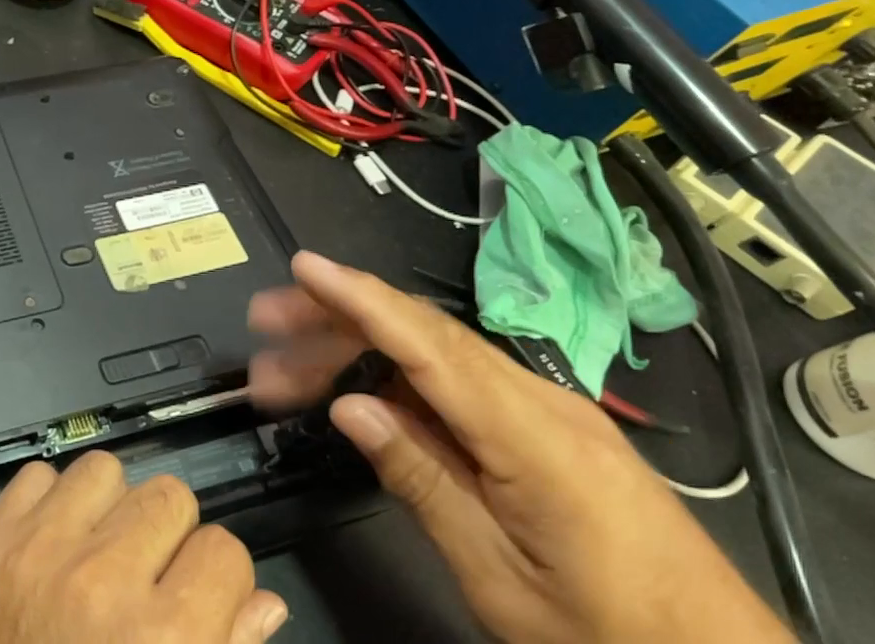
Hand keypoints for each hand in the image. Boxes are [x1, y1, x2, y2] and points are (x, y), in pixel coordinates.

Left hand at [0, 450, 287, 643]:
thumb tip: (264, 601)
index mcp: (164, 636)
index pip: (225, 550)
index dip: (217, 576)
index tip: (198, 594)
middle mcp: (105, 579)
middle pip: (169, 496)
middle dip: (168, 534)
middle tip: (147, 574)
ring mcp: (42, 552)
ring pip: (105, 472)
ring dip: (110, 506)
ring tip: (99, 548)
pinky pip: (38, 476)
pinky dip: (49, 503)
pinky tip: (52, 542)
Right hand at [248, 251, 792, 643]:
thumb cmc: (608, 634)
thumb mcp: (499, 576)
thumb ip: (423, 482)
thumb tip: (352, 408)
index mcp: (533, 438)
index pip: (428, 346)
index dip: (359, 300)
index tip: (303, 268)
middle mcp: (544, 404)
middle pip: (425, 337)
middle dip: (338, 319)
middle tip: (266, 325)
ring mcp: (553, 414)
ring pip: (440, 356)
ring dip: (362, 349)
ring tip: (291, 364)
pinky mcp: (554, 432)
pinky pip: (465, 385)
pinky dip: (403, 377)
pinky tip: (362, 392)